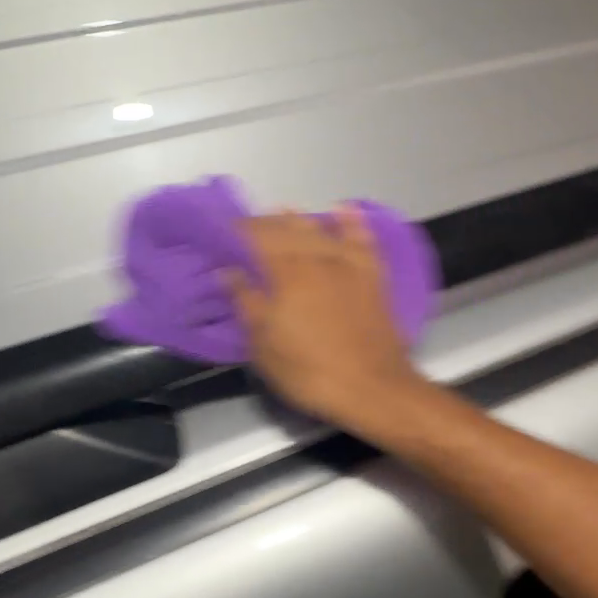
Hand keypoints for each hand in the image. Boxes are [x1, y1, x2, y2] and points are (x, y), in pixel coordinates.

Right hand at [227, 209, 431, 429]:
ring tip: (285, 212)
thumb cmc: (310, 371)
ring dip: (300, 218)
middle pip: (288, 228)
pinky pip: (363, 238)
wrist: (373, 387)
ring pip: (321, 228)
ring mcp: (350, 265)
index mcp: (286, 272)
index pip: (256, 236)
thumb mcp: (264, 345)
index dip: (238, 229)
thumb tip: (228, 270)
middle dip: (266, 223)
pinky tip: (342, 210)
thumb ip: (246, 302)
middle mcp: (318, 258)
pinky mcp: (374, 277)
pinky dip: (351, 221)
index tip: (223, 231)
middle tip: (251, 227)